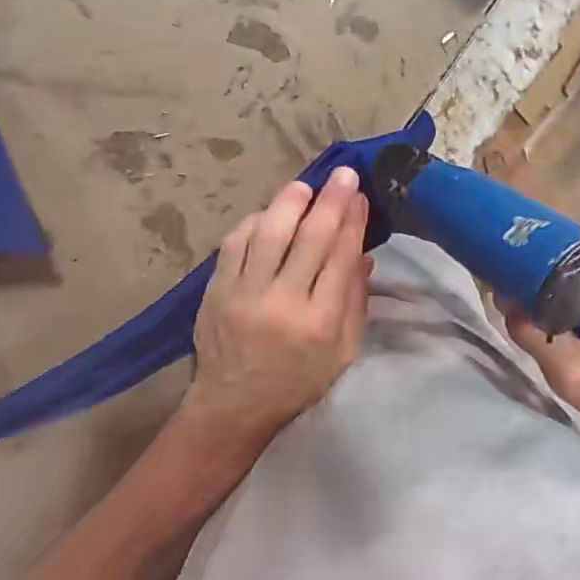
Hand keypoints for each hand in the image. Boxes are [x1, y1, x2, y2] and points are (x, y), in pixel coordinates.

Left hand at [186, 167, 372, 444]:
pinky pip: (234, 244)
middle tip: (342, 175)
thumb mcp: (341, 353)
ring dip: (288, 203)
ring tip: (304, 186)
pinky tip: (268, 214)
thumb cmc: (296, 381)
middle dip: (330, 201)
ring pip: (268, 233)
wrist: (234, 404)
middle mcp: (283, 303)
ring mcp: (245, 294)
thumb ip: (354, 304)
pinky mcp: (216, 290)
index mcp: (319, 322)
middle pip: (309, 238)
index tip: (360, 197)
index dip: (352, 222)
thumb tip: (363, 254)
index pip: (340, 257)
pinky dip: (253, 223)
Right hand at [505, 250, 579, 479]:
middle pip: (574, 262)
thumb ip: (529, 332)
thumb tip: (503, 296)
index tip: (513, 297)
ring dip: (571, 297)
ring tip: (566, 331)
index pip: (559, 255)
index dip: (530, 274)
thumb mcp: (571, 373)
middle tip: (538, 323)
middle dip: (551, 290)